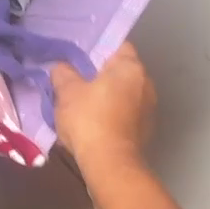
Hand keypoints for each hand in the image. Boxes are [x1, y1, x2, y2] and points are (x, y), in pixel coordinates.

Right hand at [51, 42, 155, 176]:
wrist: (109, 163)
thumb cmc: (89, 119)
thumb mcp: (66, 93)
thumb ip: (63, 74)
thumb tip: (60, 67)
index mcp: (130, 67)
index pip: (118, 46)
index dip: (98, 51)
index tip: (81, 62)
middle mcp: (146, 83)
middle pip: (122, 72)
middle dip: (102, 77)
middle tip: (78, 85)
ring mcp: (149, 109)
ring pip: (125, 95)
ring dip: (109, 99)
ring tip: (85, 109)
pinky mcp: (146, 131)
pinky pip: (126, 115)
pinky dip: (113, 117)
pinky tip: (95, 127)